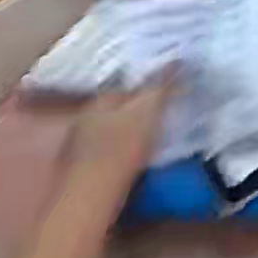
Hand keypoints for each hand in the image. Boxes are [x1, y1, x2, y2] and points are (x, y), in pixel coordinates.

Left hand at [60, 82, 169, 220]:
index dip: (147, 80)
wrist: (88, 200)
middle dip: (136, 101)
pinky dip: (120, 143)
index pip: (125, 82)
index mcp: (100, 100)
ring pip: (108, 124)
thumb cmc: (120, 148)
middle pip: (115, 103)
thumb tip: (179, 57)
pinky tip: (134, 150)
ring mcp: (77, 145)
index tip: (168, 81)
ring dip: (126, 123)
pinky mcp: (80, 168)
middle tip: (163, 102)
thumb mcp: (149, 110)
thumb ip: (163, 84)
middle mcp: (84, 117)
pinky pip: (105, 145)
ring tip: (152, 126)